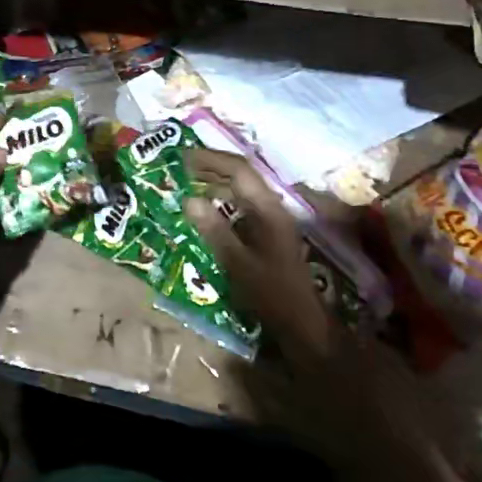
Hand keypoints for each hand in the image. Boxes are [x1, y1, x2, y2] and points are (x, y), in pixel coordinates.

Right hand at [182, 149, 336, 363]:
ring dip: (215, 182)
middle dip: (211, 167)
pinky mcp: (268, 233)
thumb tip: (189, 199)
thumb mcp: (237, 263)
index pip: (239, 170)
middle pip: (242, 175)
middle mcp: (272, 208)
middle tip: (179, 167)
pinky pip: (242, 205)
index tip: (183, 157)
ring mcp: (272, 220)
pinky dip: (222, 200)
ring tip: (187, 182)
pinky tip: (205, 209)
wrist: (302, 324)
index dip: (211, 159)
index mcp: (268, 209)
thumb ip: (214, 230)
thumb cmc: (271, 294)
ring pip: (242, 189)